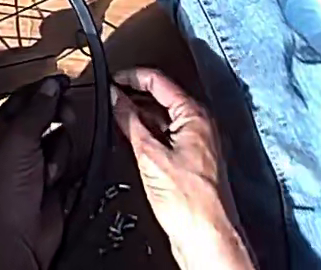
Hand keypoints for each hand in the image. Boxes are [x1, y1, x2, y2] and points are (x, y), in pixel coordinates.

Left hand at [0, 74, 76, 269]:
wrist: (19, 235)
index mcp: (3, 127)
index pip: (26, 96)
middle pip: (47, 114)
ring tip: (48, 168)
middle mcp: (19, 141)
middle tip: (68, 117)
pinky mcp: (54, 178)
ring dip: (58, 151)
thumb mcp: (20, 138)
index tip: (64, 81)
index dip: (44, 87)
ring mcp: (37, 160)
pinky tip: (54, 180)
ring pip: (60, 136)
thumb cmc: (7, 187)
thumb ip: (38, 108)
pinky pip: (68, 159)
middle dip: (58, 116)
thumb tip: (51, 84)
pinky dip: (64, 167)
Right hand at [110, 68, 256, 269]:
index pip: (158, 80)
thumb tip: (116, 98)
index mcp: (194, 115)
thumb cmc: (191, 206)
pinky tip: (134, 137)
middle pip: (161, 96)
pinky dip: (149, 131)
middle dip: (135, 95)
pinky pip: (167, 134)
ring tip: (118, 115)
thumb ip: (129, 121)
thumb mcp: (149, 155)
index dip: (132, 76)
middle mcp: (200, 125)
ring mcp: (198, 143)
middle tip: (112, 96)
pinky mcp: (193, 161)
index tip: (114, 78)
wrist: (208, 244)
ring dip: (141, 114)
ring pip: (164, 116)